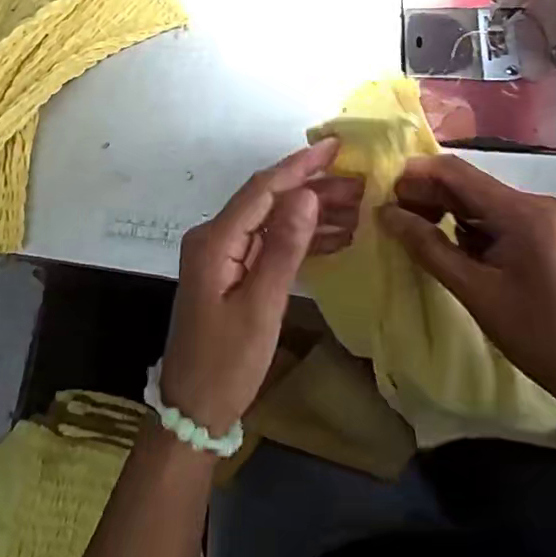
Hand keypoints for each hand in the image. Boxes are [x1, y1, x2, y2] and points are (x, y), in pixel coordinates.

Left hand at [161, 140, 360, 435]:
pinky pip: (270, 244)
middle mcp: (215, 238)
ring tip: (358, 208)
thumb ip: (284, 248)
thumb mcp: (261, 306)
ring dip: (312, 213)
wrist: (194, 410)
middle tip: (360, 184)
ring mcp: (222, 255)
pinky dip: (302, 239)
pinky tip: (336, 238)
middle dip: (314, 189)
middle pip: (269, 200)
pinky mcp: (232, 273)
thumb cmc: (227, 363)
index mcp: (215, 241)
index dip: (300, 166)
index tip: (336, 146)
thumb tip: (308, 195)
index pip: (262, 189)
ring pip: (273, 220)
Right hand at [377, 154, 555, 429]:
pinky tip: (450, 250)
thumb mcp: (475, 291)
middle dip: (427, 196)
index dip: (415, 175)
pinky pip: (500, 222)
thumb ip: (428, 247)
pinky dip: (471, 230)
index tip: (380, 193)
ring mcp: (547, 220)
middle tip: (389, 218)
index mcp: (522, 210)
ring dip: (447, 214)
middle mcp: (537, 203)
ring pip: (483, 204)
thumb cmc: (539, 335)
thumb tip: (386, 214)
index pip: (456, 172)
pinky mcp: (549, 239)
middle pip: (470, 185)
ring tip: (413, 235)